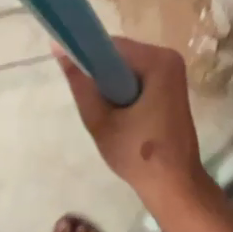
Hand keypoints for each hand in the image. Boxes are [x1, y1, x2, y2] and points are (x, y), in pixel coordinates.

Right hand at [56, 38, 208, 203]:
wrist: (175, 186)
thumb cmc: (138, 155)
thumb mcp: (100, 120)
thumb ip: (80, 82)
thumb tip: (58, 46)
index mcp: (158, 61)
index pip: (110, 46)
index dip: (88, 59)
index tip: (74, 79)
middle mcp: (169, 59)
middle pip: (119, 56)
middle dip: (101, 75)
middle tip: (94, 106)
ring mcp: (173, 73)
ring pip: (126, 67)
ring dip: (111, 85)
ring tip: (107, 114)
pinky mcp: (171, 86)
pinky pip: (137, 77)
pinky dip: (124, 91)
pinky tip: (120, 115)